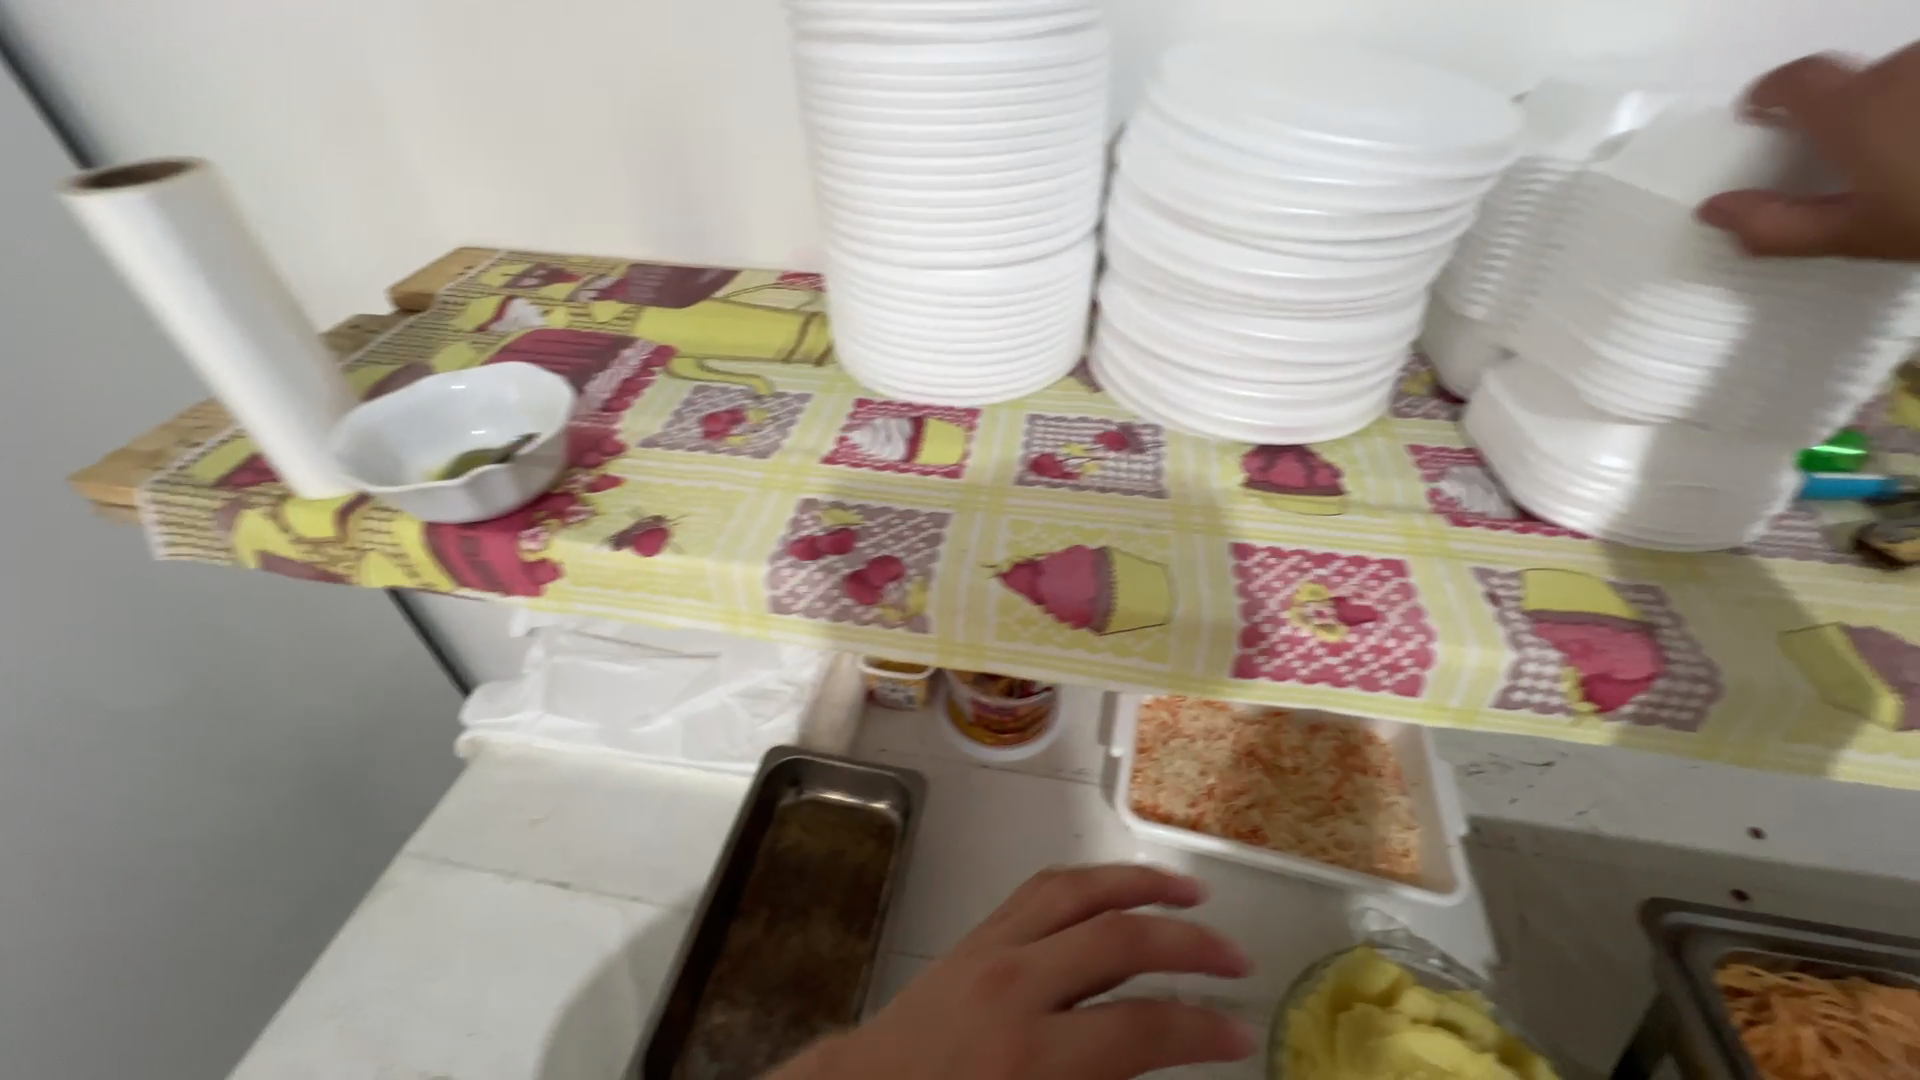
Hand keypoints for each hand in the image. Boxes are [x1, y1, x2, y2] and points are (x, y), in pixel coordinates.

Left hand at [768, 864, 1258, 1079]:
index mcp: (1030, 1054)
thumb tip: (1156, 1049)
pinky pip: (1041, 889)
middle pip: (1119, 940)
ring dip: (1139, 883)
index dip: (1201, 1028)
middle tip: (1236, 955)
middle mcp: (1015, 984)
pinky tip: (1117, 886)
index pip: (1139, 1027)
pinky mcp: (977, 932)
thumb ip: (1101, 1079)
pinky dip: (1089, 880)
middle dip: (1188, 943)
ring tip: (1189, 891)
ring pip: (1079, 891)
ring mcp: (992, 946)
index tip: (1242, 1031)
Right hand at [1697, 45, 1919, 257]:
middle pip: (1871, 79)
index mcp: (1855, 107)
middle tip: (1877, 159)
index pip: (1796, 79)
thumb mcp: (1858, 236)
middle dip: (1865, 112)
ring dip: (1918, 104)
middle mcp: (1911, 65)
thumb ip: (1775, 224)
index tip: (1762, 112)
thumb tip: (1712, 208)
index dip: (1773, 92)